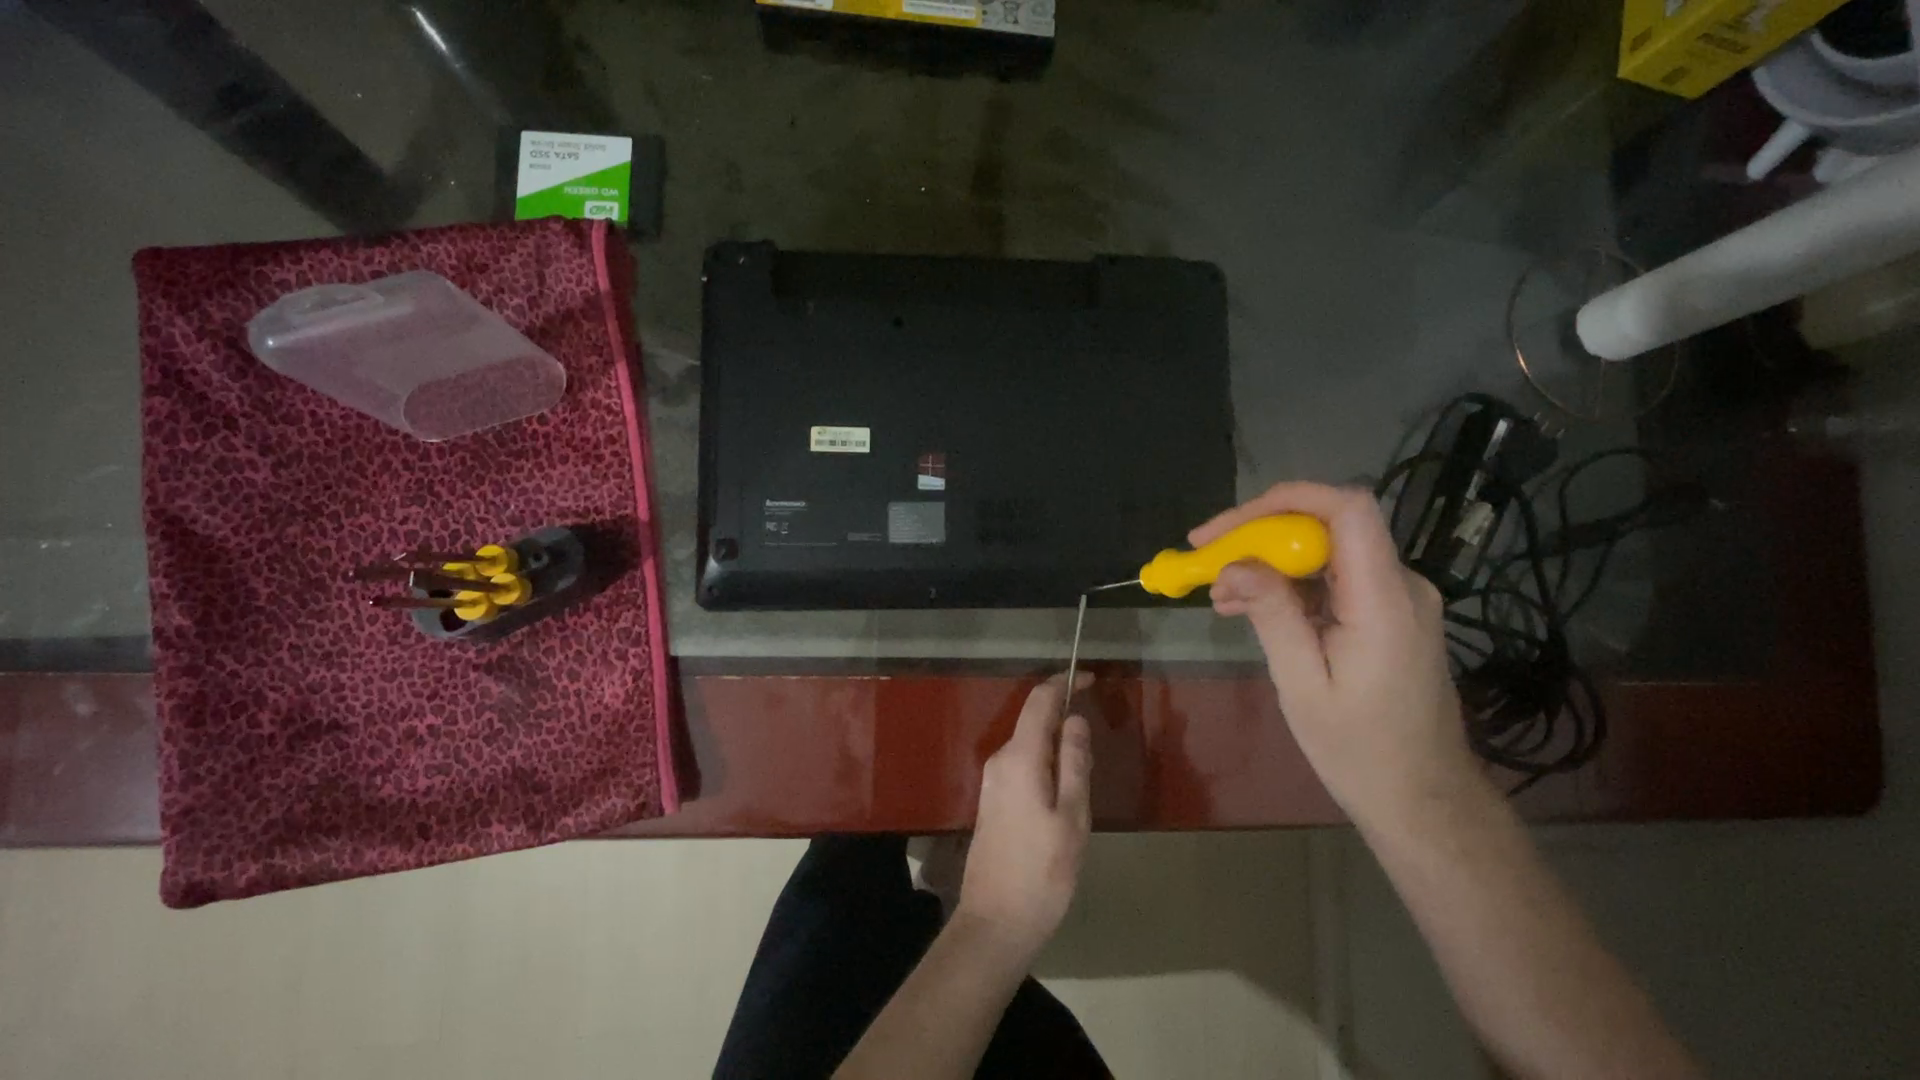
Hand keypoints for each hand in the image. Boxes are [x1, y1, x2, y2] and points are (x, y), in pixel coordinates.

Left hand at [956, 672, 1093, 959]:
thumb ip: (1075, 763)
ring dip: (1057, 741)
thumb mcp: (1072, 816)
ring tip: (1088, 761)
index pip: (1039, 701)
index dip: (1065, 683)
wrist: (997, 921)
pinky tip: (1066, 785)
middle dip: (1064, 714)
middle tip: (1099, 730)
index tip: (1093, 678)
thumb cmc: (1043, 870)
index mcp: (1019, 758)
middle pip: (1032, 721)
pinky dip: (1046, 761)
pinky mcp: (993, 801)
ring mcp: (992, 782)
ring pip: (1029, 744)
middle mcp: (1000, 761)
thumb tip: (1075, 719)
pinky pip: (1023, 764)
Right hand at [1192, 483, 1486, 831]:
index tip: (1225, 529)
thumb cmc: (1359, 750)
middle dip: (1260, 536)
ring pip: (1328, 552)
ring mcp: (1400, 597)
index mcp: (1384, 599)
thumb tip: (1234, 564)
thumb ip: (1273, 615)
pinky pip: (1337, 579)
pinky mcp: (1391, 613)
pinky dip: (1292, 585)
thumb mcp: (1303, 685)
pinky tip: (1251, 608)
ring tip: (1219, 595)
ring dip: (1271, 563)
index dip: (1284, 501)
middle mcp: (1402, 584)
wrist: (1422, 797)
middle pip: (1329, 526)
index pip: (1347, 508)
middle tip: (1205, 560)